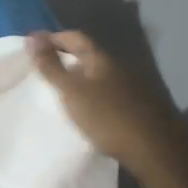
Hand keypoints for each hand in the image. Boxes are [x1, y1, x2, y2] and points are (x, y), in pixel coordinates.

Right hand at [26, 30, 187, 181]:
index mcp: (102, 60)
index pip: (76, 37)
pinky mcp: (137, 106)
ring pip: (98, 74)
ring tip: (58, 89)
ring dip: (77, 76)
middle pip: (88, 54)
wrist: (155, 151)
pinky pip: (106, 90)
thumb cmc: (107, 117)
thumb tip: (32, 36)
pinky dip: (90, 92)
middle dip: (64, 56)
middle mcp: (119, 68)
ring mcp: (131, 88)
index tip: (32, 46)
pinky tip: (83, 107)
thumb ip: (51, 65)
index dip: (53, 37)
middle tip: (41, 66)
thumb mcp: (72, 91)